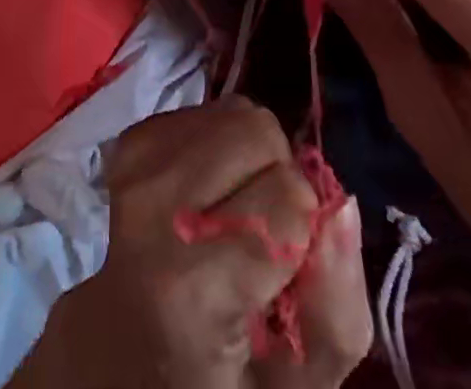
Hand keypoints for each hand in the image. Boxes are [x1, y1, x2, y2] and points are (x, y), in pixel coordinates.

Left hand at [8, 98, 370, 388]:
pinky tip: (208, 187)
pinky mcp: (131, 140)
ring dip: (251, 154)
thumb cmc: (220, 366)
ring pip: (236, 113)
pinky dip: (223, 141)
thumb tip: (339, 203)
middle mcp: (150, 207)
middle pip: (258, 134)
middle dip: (278, 174)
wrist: (131, 337)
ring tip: (234, 206)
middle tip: (259, 227)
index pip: (288, 198)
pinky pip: (208, 109)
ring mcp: (134, 166)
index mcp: (189, 282)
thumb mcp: (297, 376)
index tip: (283, 268)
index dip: (303, 228)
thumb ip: (335, 304)